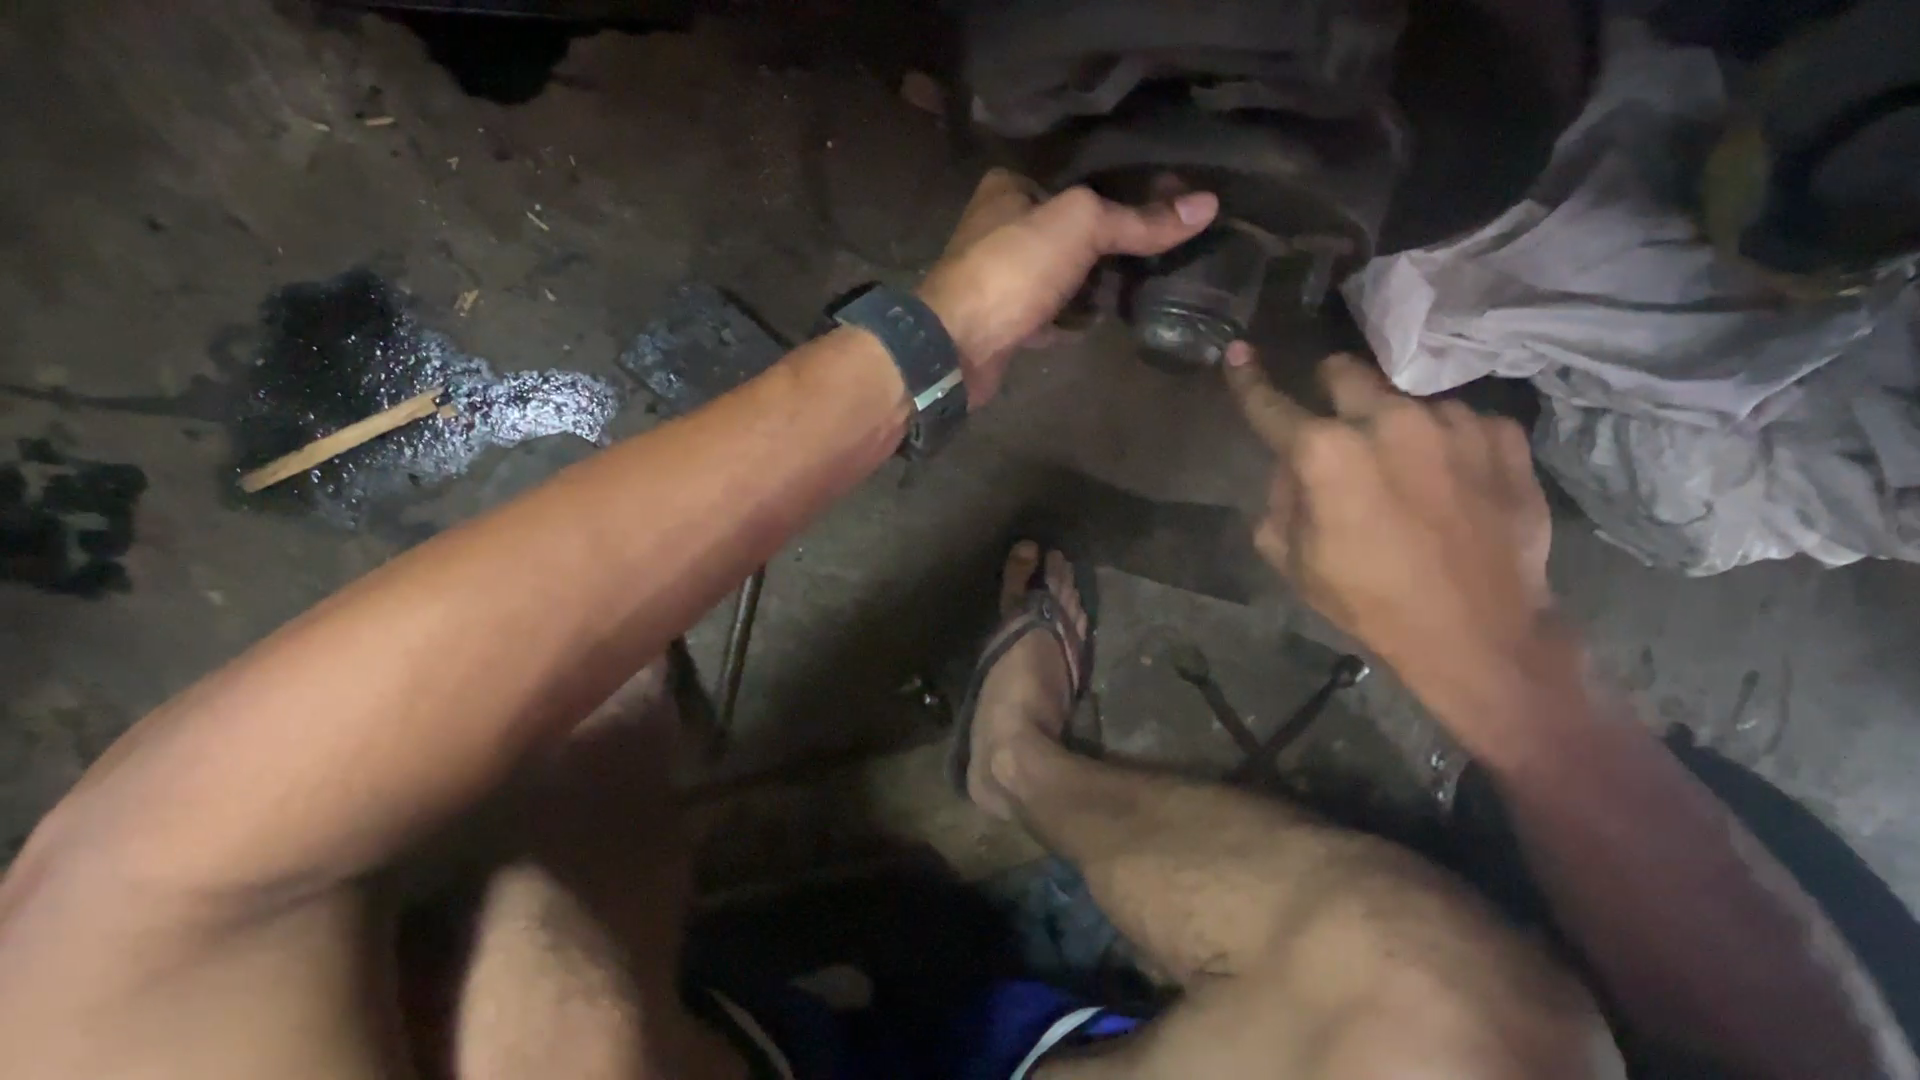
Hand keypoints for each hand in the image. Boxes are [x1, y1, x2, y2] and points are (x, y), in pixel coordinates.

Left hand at [918, 168, 1216, 407]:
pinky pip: (1053, 312)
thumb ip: (1138, 218)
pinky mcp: (1008, 320)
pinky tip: (1105, 319)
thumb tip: (1206, 206)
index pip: (1079, 174)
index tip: (1170, 197)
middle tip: (1167, 243)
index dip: (1124, 184)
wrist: (958, 346)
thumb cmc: (1013, 269)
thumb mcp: (1081, 226)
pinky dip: (1075, 318)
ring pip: (1065, 273)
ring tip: (1149, 281)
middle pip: (1074, 227)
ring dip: (1097, 282)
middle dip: (1114, 240)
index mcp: (1011, 185)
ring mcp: (1003, 277)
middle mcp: (1002, 226)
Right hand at [1224, 344, 1552, 705]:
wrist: (1478, 632)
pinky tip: (1456, 480)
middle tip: (1337, 422)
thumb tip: (1292, 469)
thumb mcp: (1294, 561)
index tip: (1238, 352)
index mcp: (1325, 452)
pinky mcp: (1504, 436)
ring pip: (1408, 399)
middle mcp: (1388, 419)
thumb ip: (1279, 501)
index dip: (1248, 378)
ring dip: (1397, 422)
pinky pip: (1464, 421)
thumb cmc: (1370, 601)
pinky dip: (1449, 443)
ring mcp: (1452, 422)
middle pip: (1345, 370)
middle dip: (1331, 387)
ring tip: (1411, 468)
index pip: (1270, 403)